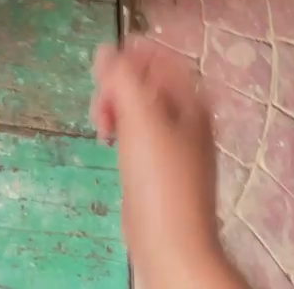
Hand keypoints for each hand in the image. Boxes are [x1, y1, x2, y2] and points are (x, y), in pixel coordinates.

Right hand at [92, 38, 246, 287]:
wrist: (169, 244)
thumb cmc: (159, 176)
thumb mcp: (139, 115)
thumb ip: (121, 76)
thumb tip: (105, 49)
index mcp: (191, 99)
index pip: (160, 55)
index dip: (130, 54)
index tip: (104, 68)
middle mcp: (186, 115)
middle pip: (145, 79)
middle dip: (117, 84)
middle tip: (102, 102)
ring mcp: (173, 141)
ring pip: (136, 105)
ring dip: (114, 106)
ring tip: (102, 125)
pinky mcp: (157, 164)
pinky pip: (134, 130)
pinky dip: (119, 128)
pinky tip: (108, 141)